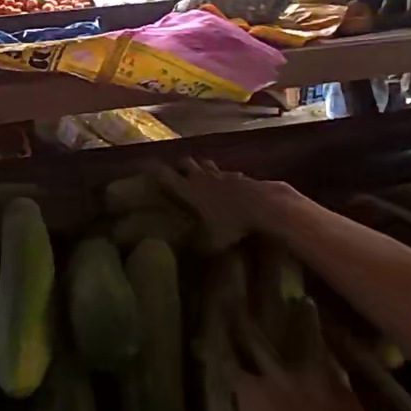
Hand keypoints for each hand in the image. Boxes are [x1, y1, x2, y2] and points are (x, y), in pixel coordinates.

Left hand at [144, 309, 374, 410]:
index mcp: (348, 405)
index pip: (333, 366)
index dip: (321, 350)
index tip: (314, 335)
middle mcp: (317, 381)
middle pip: (304, 339)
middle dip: (297, 318)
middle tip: (289, 298)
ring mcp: (281, 380)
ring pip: (262, 342)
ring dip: (247, 322)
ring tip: (233, 296)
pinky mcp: (251, 389)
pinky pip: (229, 364)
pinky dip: (217, 353)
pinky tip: (204, 340)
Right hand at [153, 159, 307, 245]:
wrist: (265, 207)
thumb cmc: (232, 225)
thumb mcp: (208, 243)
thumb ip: (192, 244)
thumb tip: (179, 248)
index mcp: (188, 190)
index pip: (164, 175)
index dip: (153, 171)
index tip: (145, 169)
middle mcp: (202, 177)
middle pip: (184, 162)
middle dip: (177, 167)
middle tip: (174, 175)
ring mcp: (222, 174)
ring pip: (205, 163)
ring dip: (200, 168)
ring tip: (199, 178)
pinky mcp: (240, 176)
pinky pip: (226, 173)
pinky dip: (223, 177)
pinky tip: (227, 187)